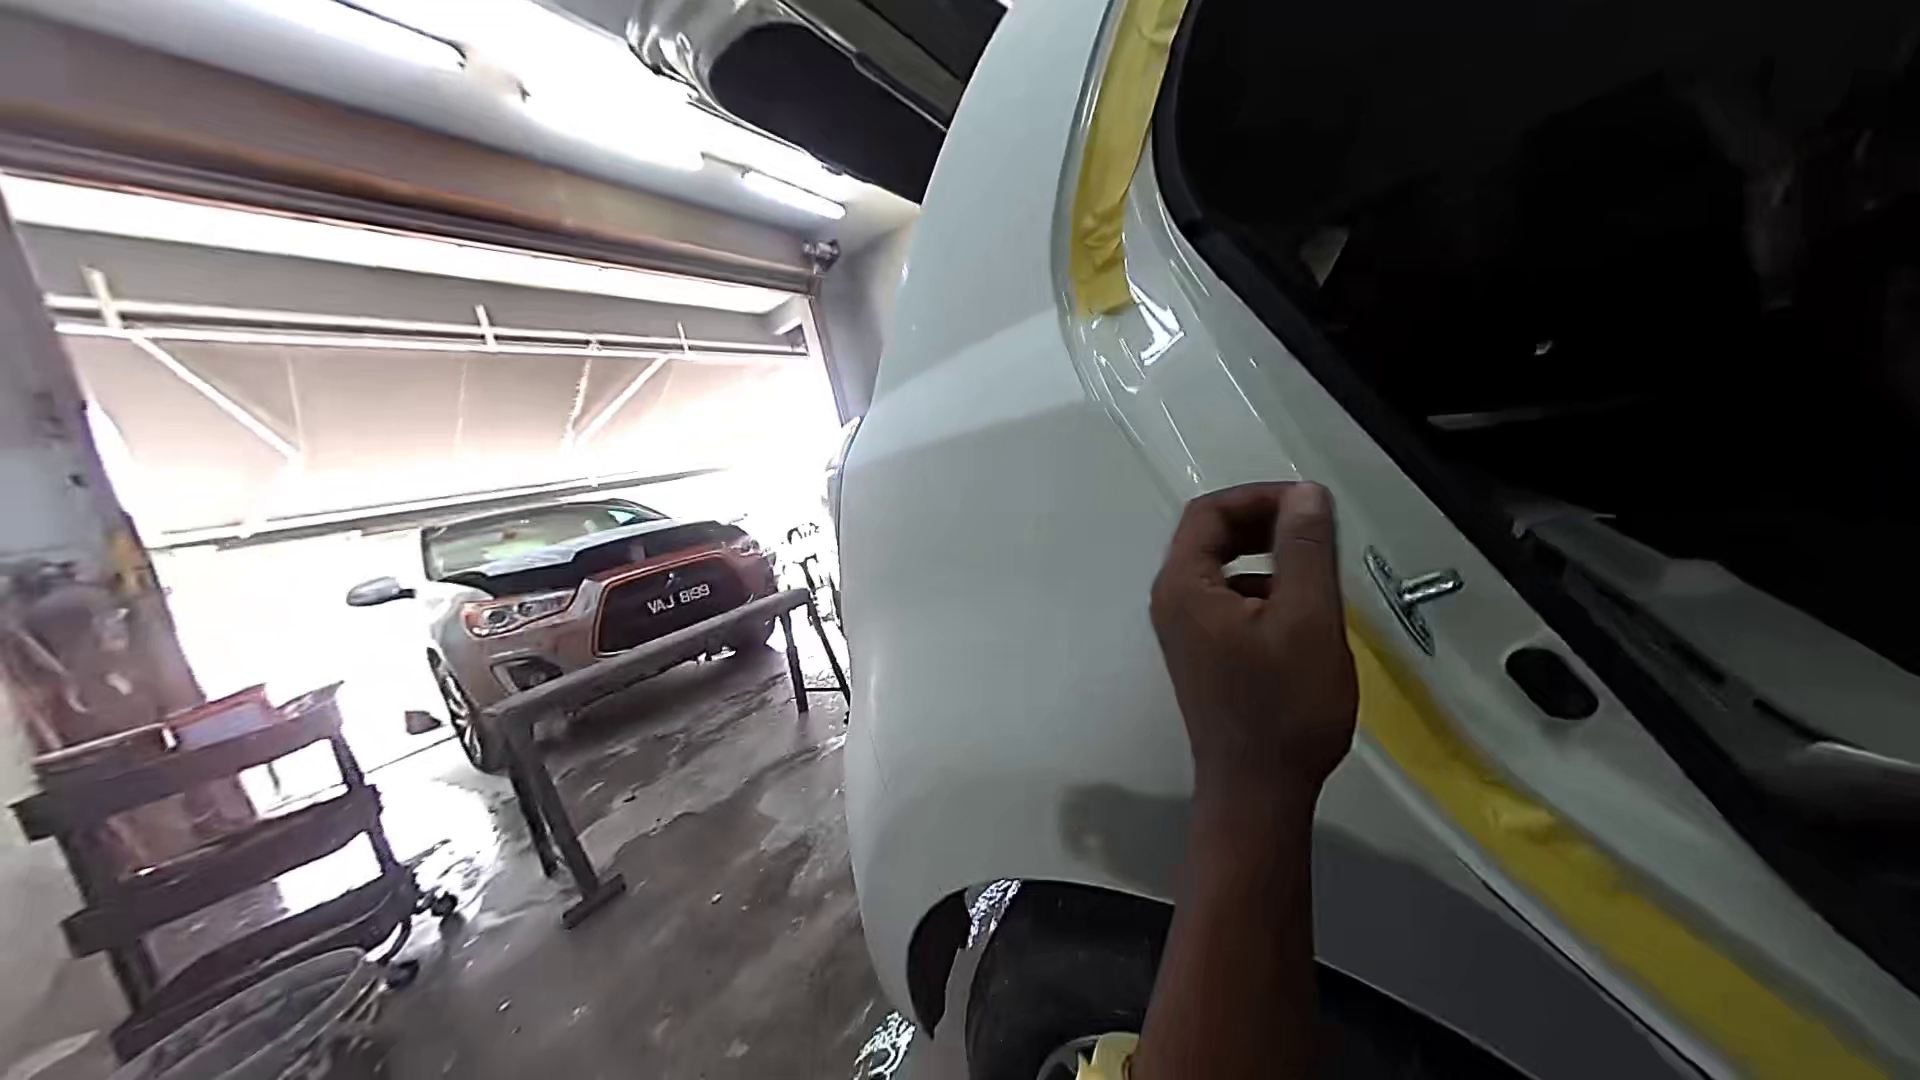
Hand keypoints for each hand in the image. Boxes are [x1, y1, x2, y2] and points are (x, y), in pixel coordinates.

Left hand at [1149, 482, 1357, 806]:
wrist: (1256, 787)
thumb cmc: (1283, 705)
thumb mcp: (1306, 618)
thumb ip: (1304, 549)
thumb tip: (1305, 493)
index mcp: (1182, 584)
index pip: (1208, 512)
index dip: (1258, 497)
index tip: (1310, 504)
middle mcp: (1171, 599)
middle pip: (1209, 536)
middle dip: (1262, 524)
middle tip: (1316, 529)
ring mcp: (1182, 627)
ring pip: (1220, 568)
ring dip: (1265, 557)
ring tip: (1316, 572)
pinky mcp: (1199, 649)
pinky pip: (1226, 599)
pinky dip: (1261, 589)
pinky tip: (1299, 613)